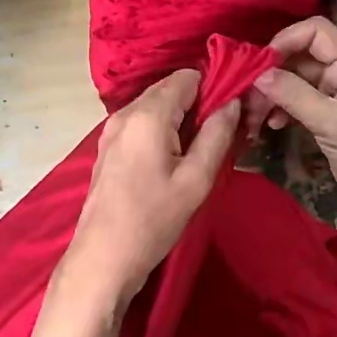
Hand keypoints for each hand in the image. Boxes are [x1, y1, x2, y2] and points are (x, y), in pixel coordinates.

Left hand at [63, 70, 239, 306]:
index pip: (188, 77)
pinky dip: (163, 129)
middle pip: (171, 88)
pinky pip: (143, 122)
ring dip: (182, 117)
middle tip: (222, 132)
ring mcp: (113, 129)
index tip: (232, 113)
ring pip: (157, 105)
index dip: (214, 88)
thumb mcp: (196, 179)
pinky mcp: (109, 146)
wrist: (103, 260)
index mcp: (148, 115)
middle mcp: (126, 113)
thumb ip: (218, 134)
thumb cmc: (153, 220)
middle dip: (199, 102)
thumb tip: (233, 102)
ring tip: (201, 148)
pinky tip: (176, 158)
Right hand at [248, 17, 336, 233]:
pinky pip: (298, 102)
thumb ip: (295, 96)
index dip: (286, 40)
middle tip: (248, 97)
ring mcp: (336, 96)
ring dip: (273, 93)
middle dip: (273, 72)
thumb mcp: (334, 125)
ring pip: (296, 80)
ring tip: (254, 115)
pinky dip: (281, 109)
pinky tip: (270, 125)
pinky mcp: (328, 117)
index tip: (260, 64)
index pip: (316, 32)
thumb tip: (258, 75)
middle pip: (301, 56)